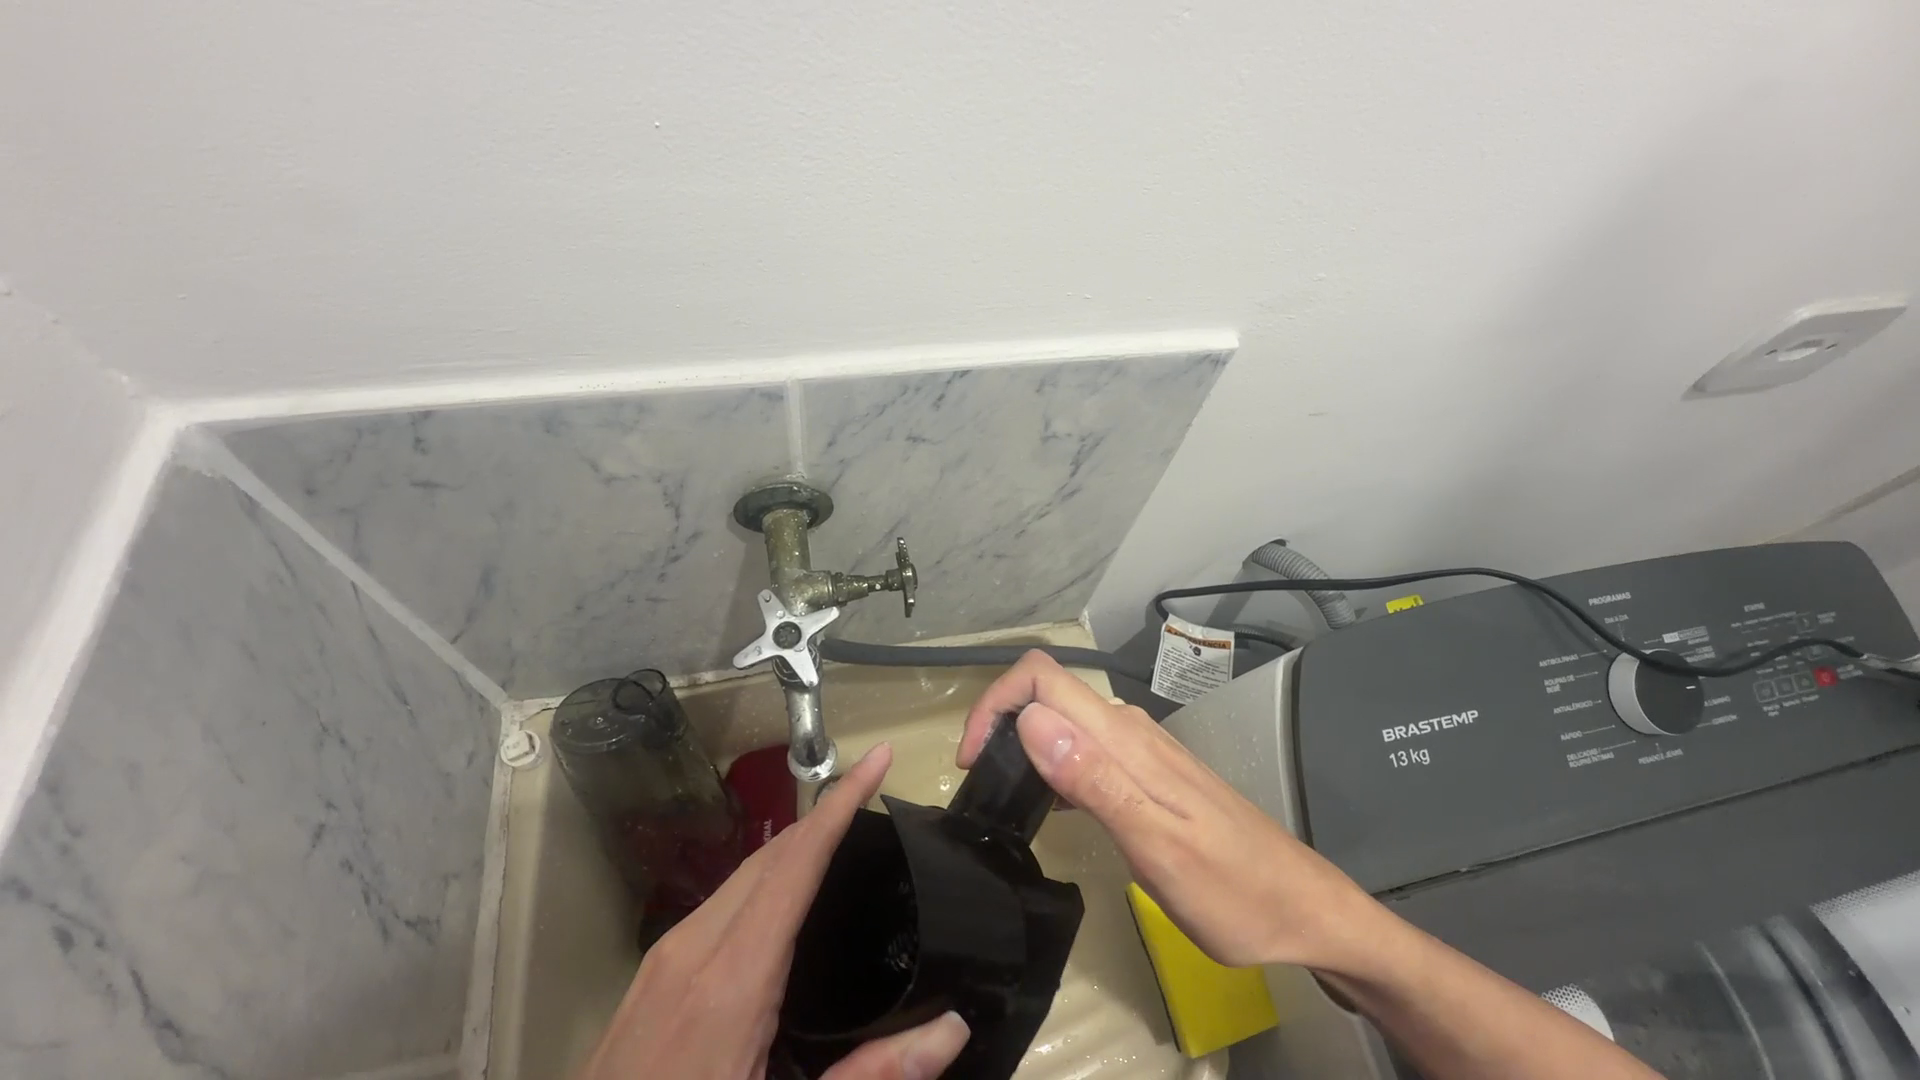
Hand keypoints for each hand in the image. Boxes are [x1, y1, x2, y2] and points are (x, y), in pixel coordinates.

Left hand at [576, 742, 970, 1079]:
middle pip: (771, 854)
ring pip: (743, 872)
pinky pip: (721, 901)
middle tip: (877, 791)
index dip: (840, 802)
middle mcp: (693, 948)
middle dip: (825, 811)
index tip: (877, 759)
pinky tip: (788, 898)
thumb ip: (870, 1075)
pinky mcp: (653, 972)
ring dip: (796, 843)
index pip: (796, 862)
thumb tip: (950, 1026)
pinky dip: (766, 877)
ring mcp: (665, 957)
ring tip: (846, 832)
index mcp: (732, 979)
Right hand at [959, 650, 1377, 970]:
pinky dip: (1050, 762)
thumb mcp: (1157, 845)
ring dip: (1023, 742)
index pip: (1044, 679)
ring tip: (1004, 794)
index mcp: (1126, 741)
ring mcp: (1141, 750)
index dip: (997, 702)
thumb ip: (1093, 780)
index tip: (973, 758)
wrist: (1301, 909)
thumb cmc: (1232, 890)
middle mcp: (1131, 731)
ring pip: (1065, 719)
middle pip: (1050, 691)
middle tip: (979, 779)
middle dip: (1001, 719)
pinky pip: (1084, 747)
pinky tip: (1049, 804)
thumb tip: (1031, 721)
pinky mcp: (1147, 772)